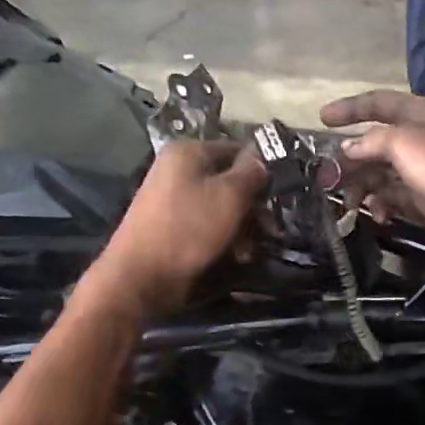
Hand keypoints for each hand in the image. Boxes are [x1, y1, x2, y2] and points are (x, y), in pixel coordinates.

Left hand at [96, 140, 265, 308]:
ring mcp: (175, 197)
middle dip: (255, 206)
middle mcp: (179, 169)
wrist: (143, 274)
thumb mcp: (230, 196)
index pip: (238, 149)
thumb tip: (263, 161)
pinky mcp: (175, 224)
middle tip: (272, 229)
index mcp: (189, 152)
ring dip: (244, 226)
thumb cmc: (189, 228)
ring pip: (223, 205)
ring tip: (252, 249)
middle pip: (231, 180)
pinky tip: (238, 255)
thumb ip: (251, 174)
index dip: (263, 170)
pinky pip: (209, 223)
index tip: (281, 195)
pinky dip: (227, 237)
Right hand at [320, 91, 424, 251]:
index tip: (322, 118)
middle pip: (378, 144)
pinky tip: (379, 214)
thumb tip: (349, 149)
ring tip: (350, 201)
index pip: (380, 103)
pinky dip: (384, 204)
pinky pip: (396, 197)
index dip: (350, 108)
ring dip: (364, 186)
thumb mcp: (404, 142)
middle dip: (352, 160)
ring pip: (384, 173)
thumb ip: (371, 141)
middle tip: (328, 177)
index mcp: (424, 112)